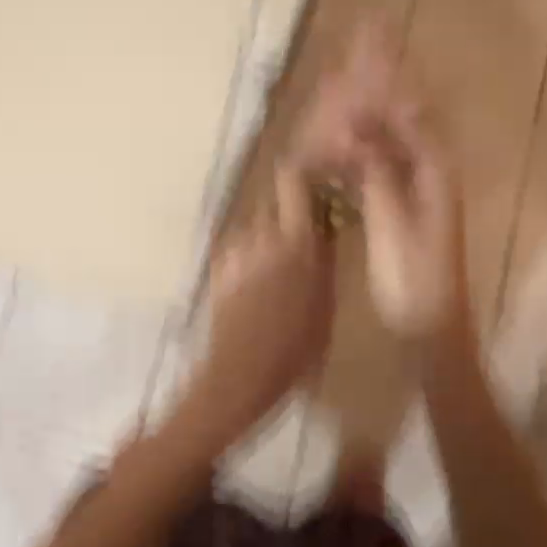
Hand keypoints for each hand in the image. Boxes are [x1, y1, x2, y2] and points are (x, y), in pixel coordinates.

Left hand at [183, 164, 335, 430]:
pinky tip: (258, 283)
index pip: (293, 179)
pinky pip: (239, 248)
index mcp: (296, 240)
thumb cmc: (296, 349)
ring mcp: (235, 251)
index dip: (304, 172)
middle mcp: (262, 235)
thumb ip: (325, 259)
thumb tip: (329, 227)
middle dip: (289, 208)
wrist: (241, 374)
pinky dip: (250, 255)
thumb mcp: (326, 305)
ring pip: (255, 225)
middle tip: (305, 231)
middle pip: (273, 199)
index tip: (320, 178)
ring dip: (268, 234)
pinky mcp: (217, 268)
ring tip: (280, 265)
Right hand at [294, 21, 467, 341]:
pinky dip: (363, 131)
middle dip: (382, 69)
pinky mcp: (403, 202)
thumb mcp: (395, 235)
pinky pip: (382, 153)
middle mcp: (429, 170)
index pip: (408, 110)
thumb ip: (379, 183)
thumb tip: (360, 136)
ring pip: (393, 127)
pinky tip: (347, 123)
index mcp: (433, 174)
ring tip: (352, 63)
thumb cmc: (416, 287)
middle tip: (364, 30)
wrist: (434, 327)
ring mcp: (417, 186)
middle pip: (404, 107)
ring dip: (372, 93)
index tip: (369, 38)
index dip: (387, 74)